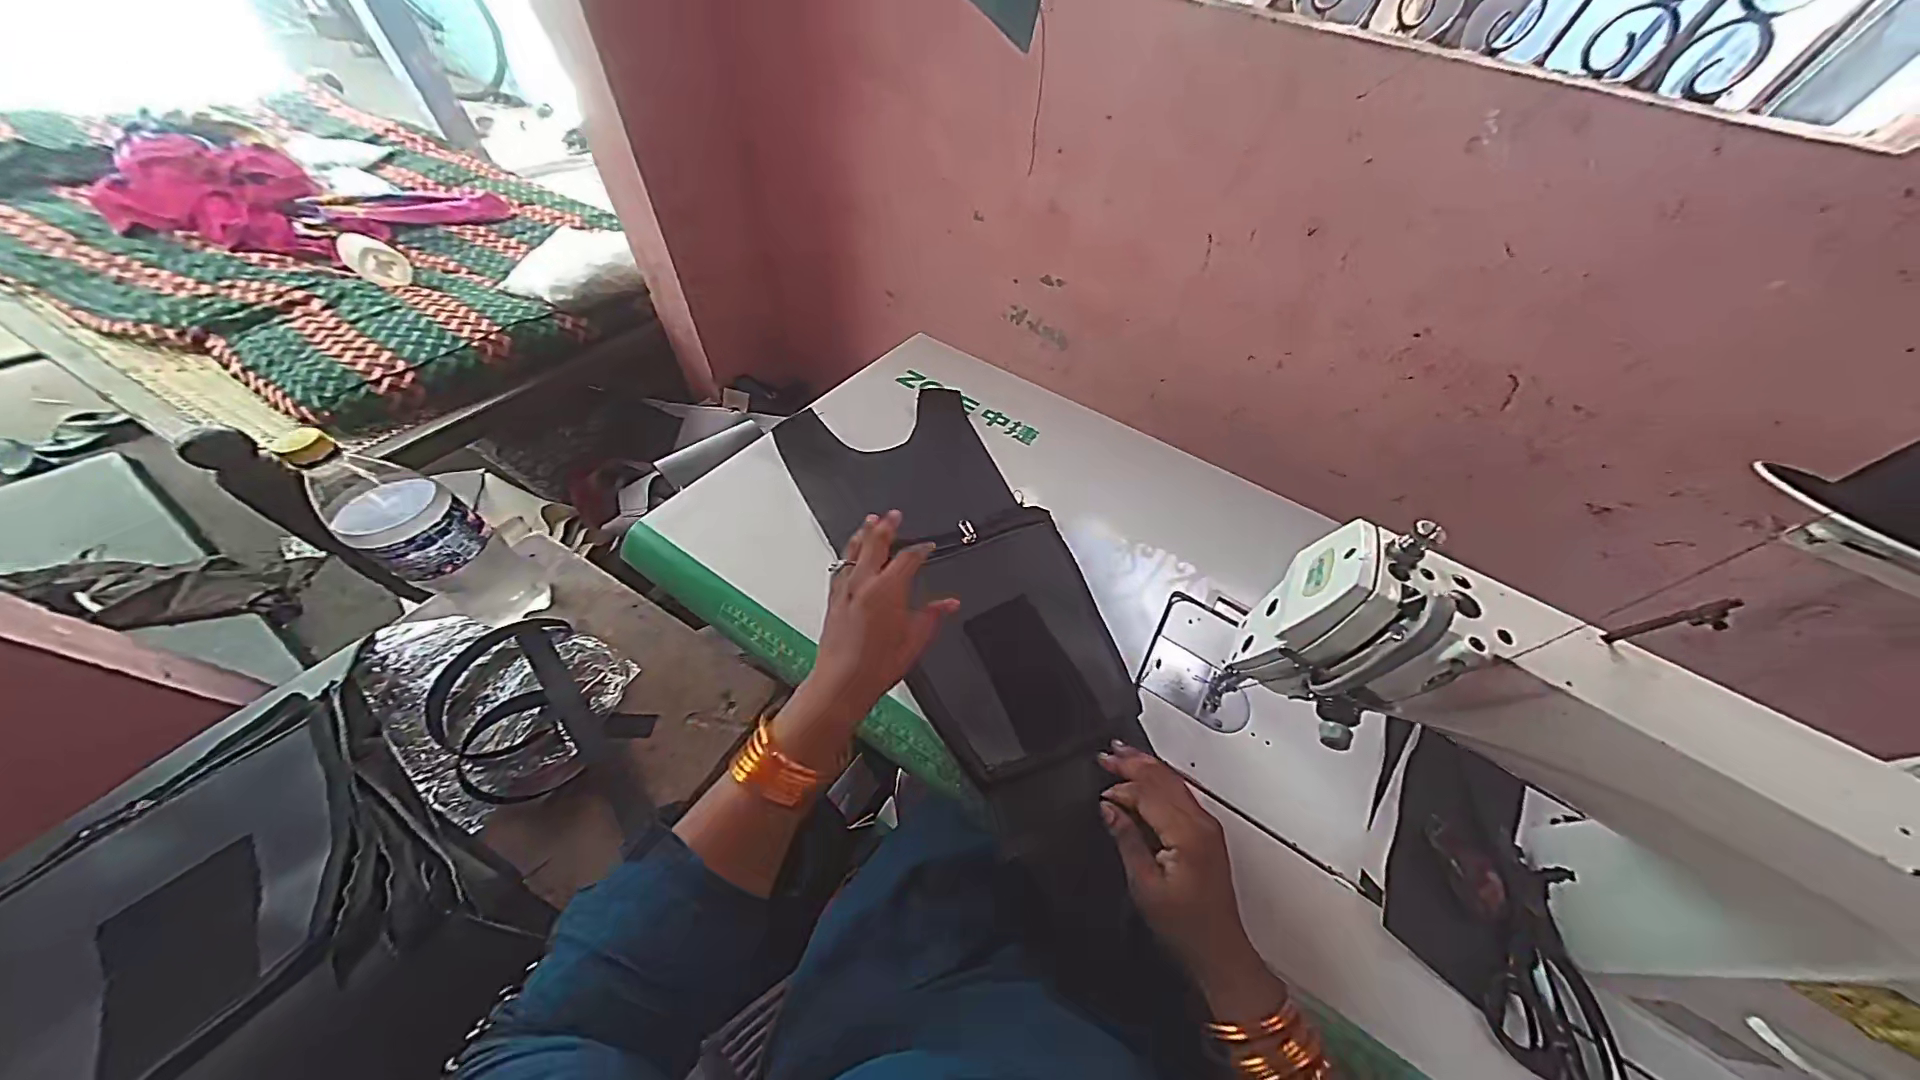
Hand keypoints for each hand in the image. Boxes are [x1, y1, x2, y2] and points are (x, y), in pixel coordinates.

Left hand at [779, 511, 959, 760]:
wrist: (842, 682)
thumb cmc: (877, 665)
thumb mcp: (915, 640)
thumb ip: (932, 616)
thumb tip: (948, 604)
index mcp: (889, 589)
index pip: (908, 558)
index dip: (920, 549)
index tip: (927, 546)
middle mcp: (865, 584)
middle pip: (876, 543)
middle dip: (886, 526)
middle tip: (893, 515)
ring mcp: (846, 590)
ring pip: (853, 551)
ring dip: (863, 534)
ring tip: (870, 521)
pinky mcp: (833, 599)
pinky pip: (840, 567)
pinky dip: (847, 555)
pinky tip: (848, 554)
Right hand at [1099, 743, 1285, 1016]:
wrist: (1219, 951)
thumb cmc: (1186, 927)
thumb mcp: (1145, 886)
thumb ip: (1127, 839)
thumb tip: (1109, 808)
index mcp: (1187, 834)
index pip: (1148, 794)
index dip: (1122, 789)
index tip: (1102, 794)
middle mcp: (1202, 824)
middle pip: (1164, 779)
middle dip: (1134, 763)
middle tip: (1108, 754)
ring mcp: (1208, 826)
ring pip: (1174, 781)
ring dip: (1147, 766)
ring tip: (1123, 754)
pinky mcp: (1208, 832)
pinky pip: (1182, 792)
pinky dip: (1160, 779)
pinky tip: (1148, 775)